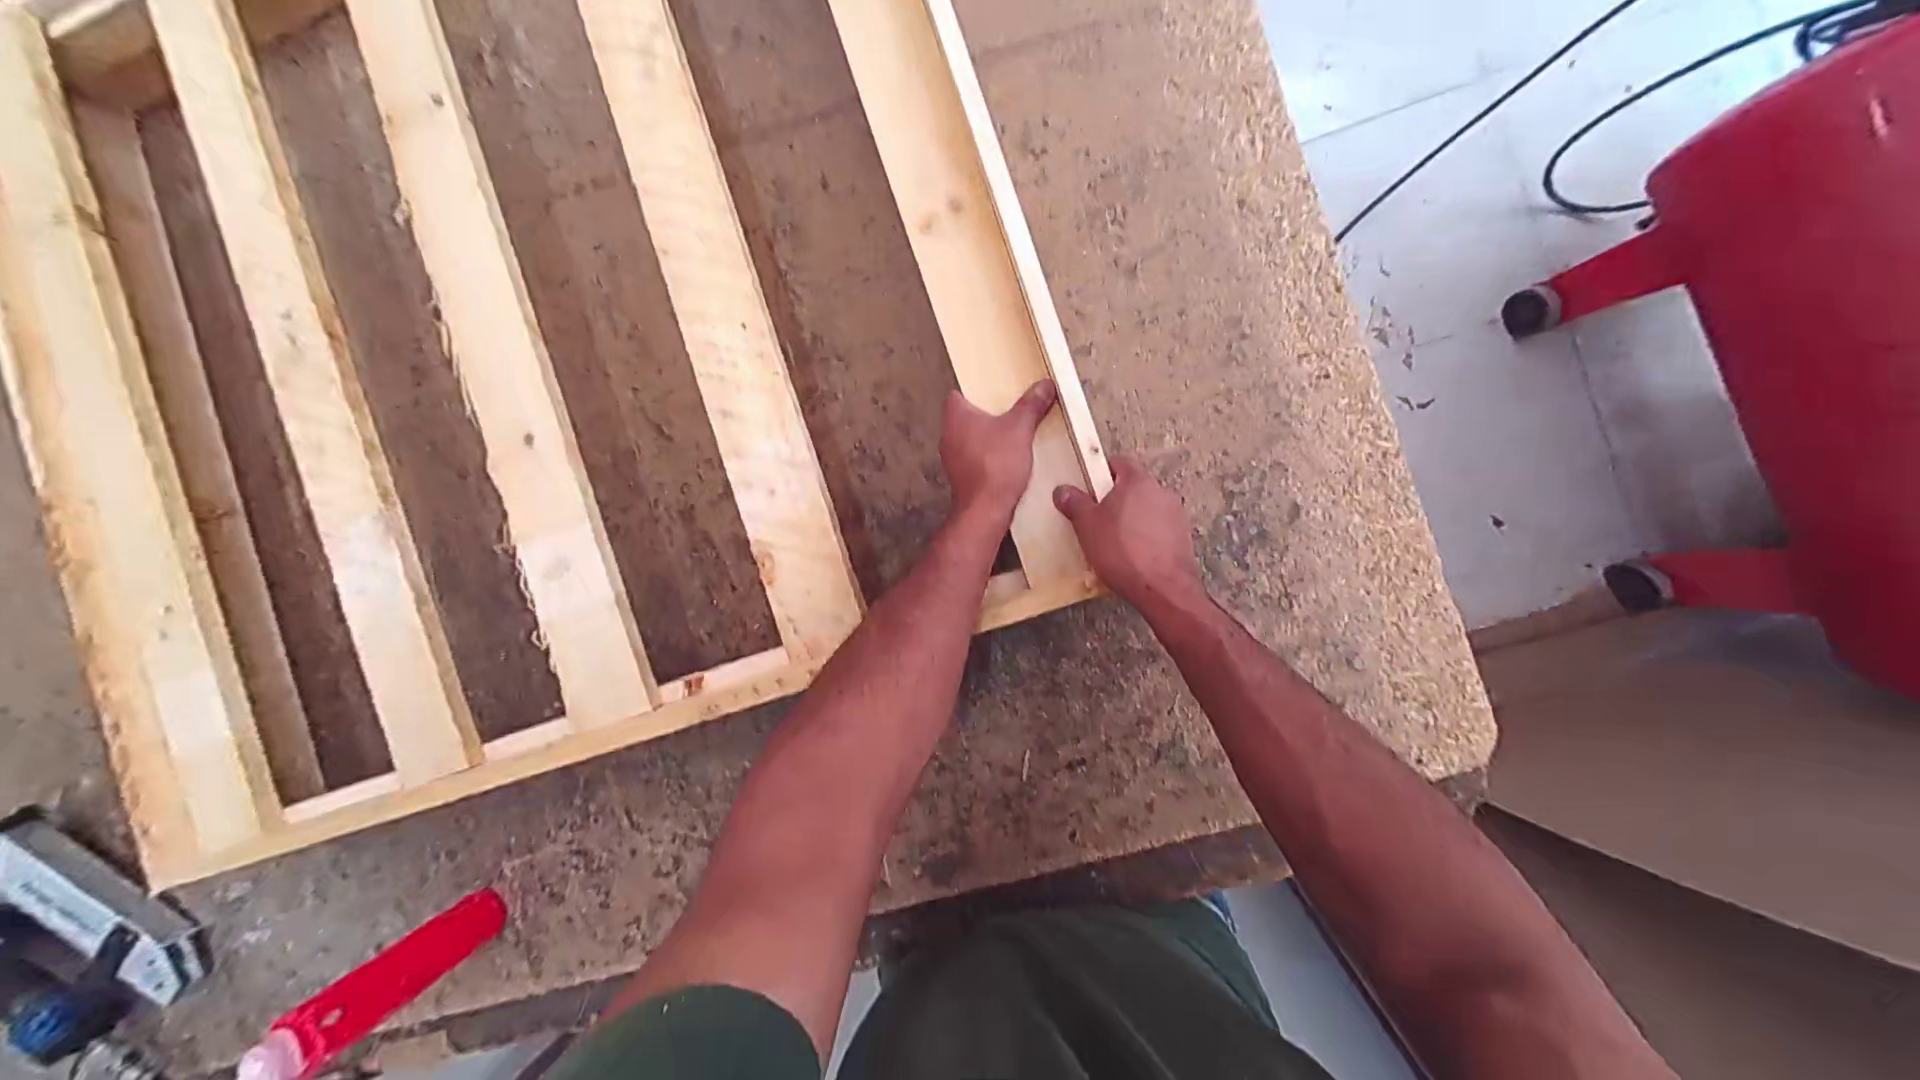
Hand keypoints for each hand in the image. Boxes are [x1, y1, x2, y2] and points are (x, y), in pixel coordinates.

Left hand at [940, 380, 1057, 525]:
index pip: (957, 396)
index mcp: (955, 417)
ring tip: (1011, 436)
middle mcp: (947, 436)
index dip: (974, 393)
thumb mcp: (1020, 429)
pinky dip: (987, 458)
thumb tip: (1044, 385)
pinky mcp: (960, 479)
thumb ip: (1031, 405)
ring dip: (987, 439)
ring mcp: (951, 460)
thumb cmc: (996, 464)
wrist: (985, 510)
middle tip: (1008, 412)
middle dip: (985, 415)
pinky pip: (973, 460)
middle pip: (965, 418)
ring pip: (969, 440)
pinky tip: (1006, 462)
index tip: (994, 393)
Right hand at [1054, 458, 1205, 609]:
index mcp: (1137, 481)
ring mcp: (1175, 515)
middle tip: (1094, 517)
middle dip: (1114, 499)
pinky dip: (1144, 537)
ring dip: (1130, 519)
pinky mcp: (1182, 538)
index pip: (1119, 462)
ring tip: (1111, 542)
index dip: (1101, 472)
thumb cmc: (1123, 552)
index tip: (1088, 487)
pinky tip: (1130, 556)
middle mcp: (1161, 492)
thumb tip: (1064, 491)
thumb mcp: (1086, 525)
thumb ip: (1074, 503)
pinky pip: (1157, 530)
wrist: (1161, 589)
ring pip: (1146, 509)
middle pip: (1133, 487)